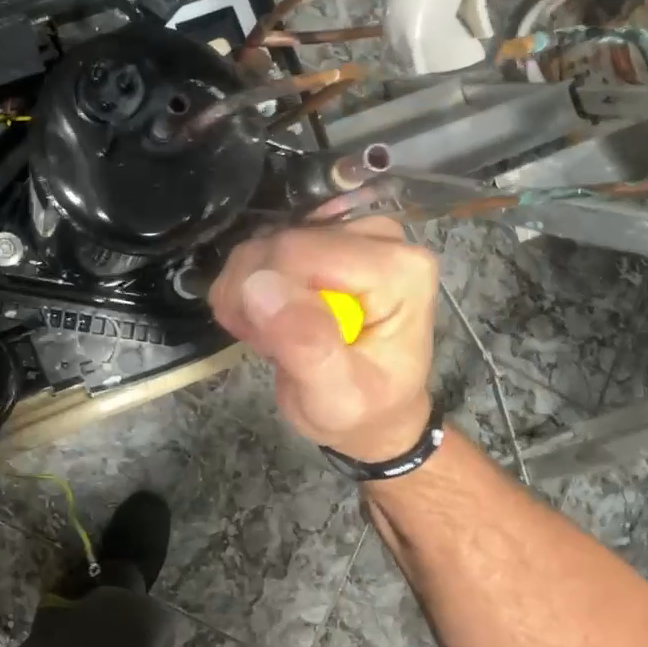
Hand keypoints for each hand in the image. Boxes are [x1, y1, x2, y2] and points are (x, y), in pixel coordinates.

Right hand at [209, 219, 439, 463]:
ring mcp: (351, 231)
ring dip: (249, 294)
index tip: (265, 344)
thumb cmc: (362, 411)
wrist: (374, 415)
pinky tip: (270, 317)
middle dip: (255, 296)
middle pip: (278, 242)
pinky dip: (250, 283)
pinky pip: (261, 244)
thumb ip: (308, 346)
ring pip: (262, 241)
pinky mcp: (324, 234)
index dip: (263, 294)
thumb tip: (260, 287)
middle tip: (270, 346)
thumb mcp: (338, 399)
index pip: (296, 252)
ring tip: (273, 337)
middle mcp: (379, 237)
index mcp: (398, 269)